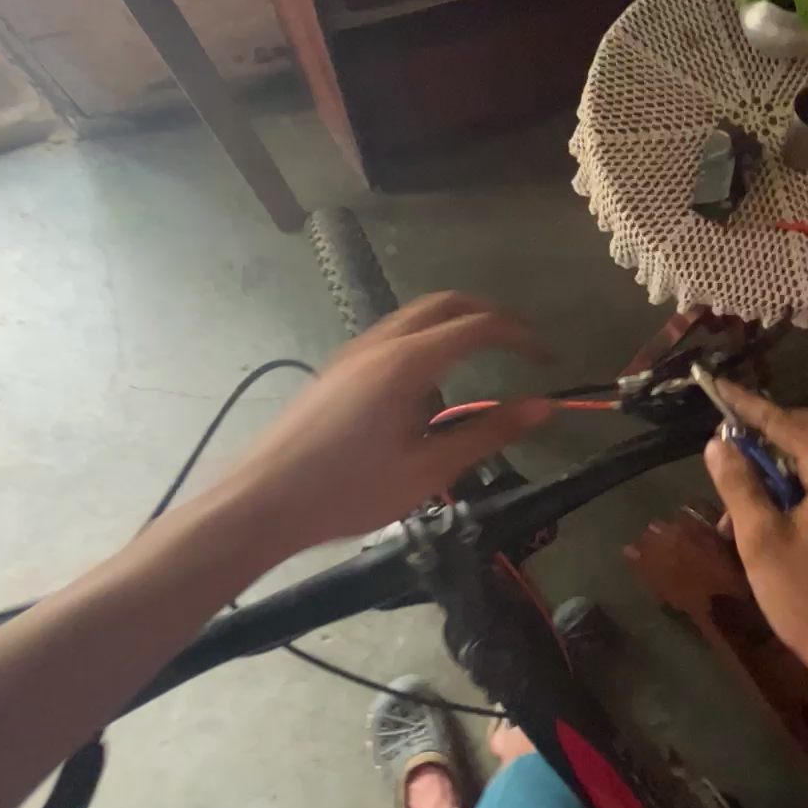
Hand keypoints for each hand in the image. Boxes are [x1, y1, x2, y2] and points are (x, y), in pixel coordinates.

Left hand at [222, 293, 552, 553]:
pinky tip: (438, 375)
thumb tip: (543, 407)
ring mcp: (355, 352)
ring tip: (490, 353)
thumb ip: (489, 432)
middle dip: (493, 315)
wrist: (259, 505)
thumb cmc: (348, 492)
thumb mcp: (429, 470)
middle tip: (524, 343)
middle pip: (447, 303)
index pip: (479, 326)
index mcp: (407, 364)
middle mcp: (381, 344)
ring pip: (418, 314)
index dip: (521, 335)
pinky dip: (433, 334)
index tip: (549, 358)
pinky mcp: (340, 368)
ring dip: (460, 321)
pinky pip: (397, 331)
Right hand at [703, 380, 807, 683]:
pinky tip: (760, 521)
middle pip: (804, 436)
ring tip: (734, 502)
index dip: (748, 405)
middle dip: (760, 436)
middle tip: (723, 442)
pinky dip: (788, 493)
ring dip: (770, 473)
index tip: (717, 386)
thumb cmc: (806, 596)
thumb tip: (718, 442)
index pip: (786, 423)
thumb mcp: (761, 539)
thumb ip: (739, 484)